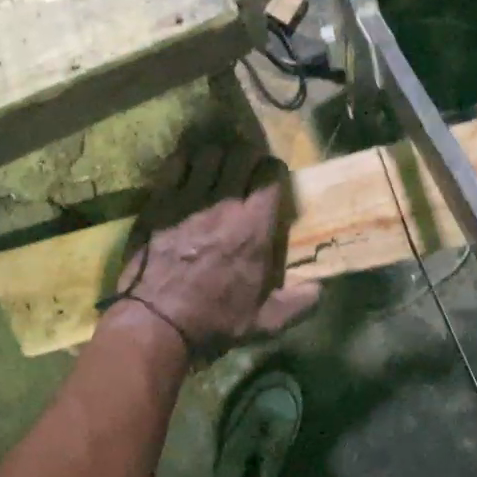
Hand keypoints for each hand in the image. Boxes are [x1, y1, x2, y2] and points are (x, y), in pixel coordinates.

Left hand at [111, 144, 319, 356]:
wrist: (156, 322)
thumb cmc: (212, 321)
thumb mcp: (263, 322)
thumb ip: (297, 303)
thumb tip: (320, 288)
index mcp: (253, 229)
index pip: (270, 174)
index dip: (273, 172)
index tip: (269, 180)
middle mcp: (224, 205)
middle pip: (241, 155)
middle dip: (247, 156)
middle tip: (244, 168)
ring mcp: (189, 199)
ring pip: (209, 153)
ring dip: (217, 155)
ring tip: (216, 166)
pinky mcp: (161, 200)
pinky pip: (177, 163)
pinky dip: (186, 159)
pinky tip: (188, 167)